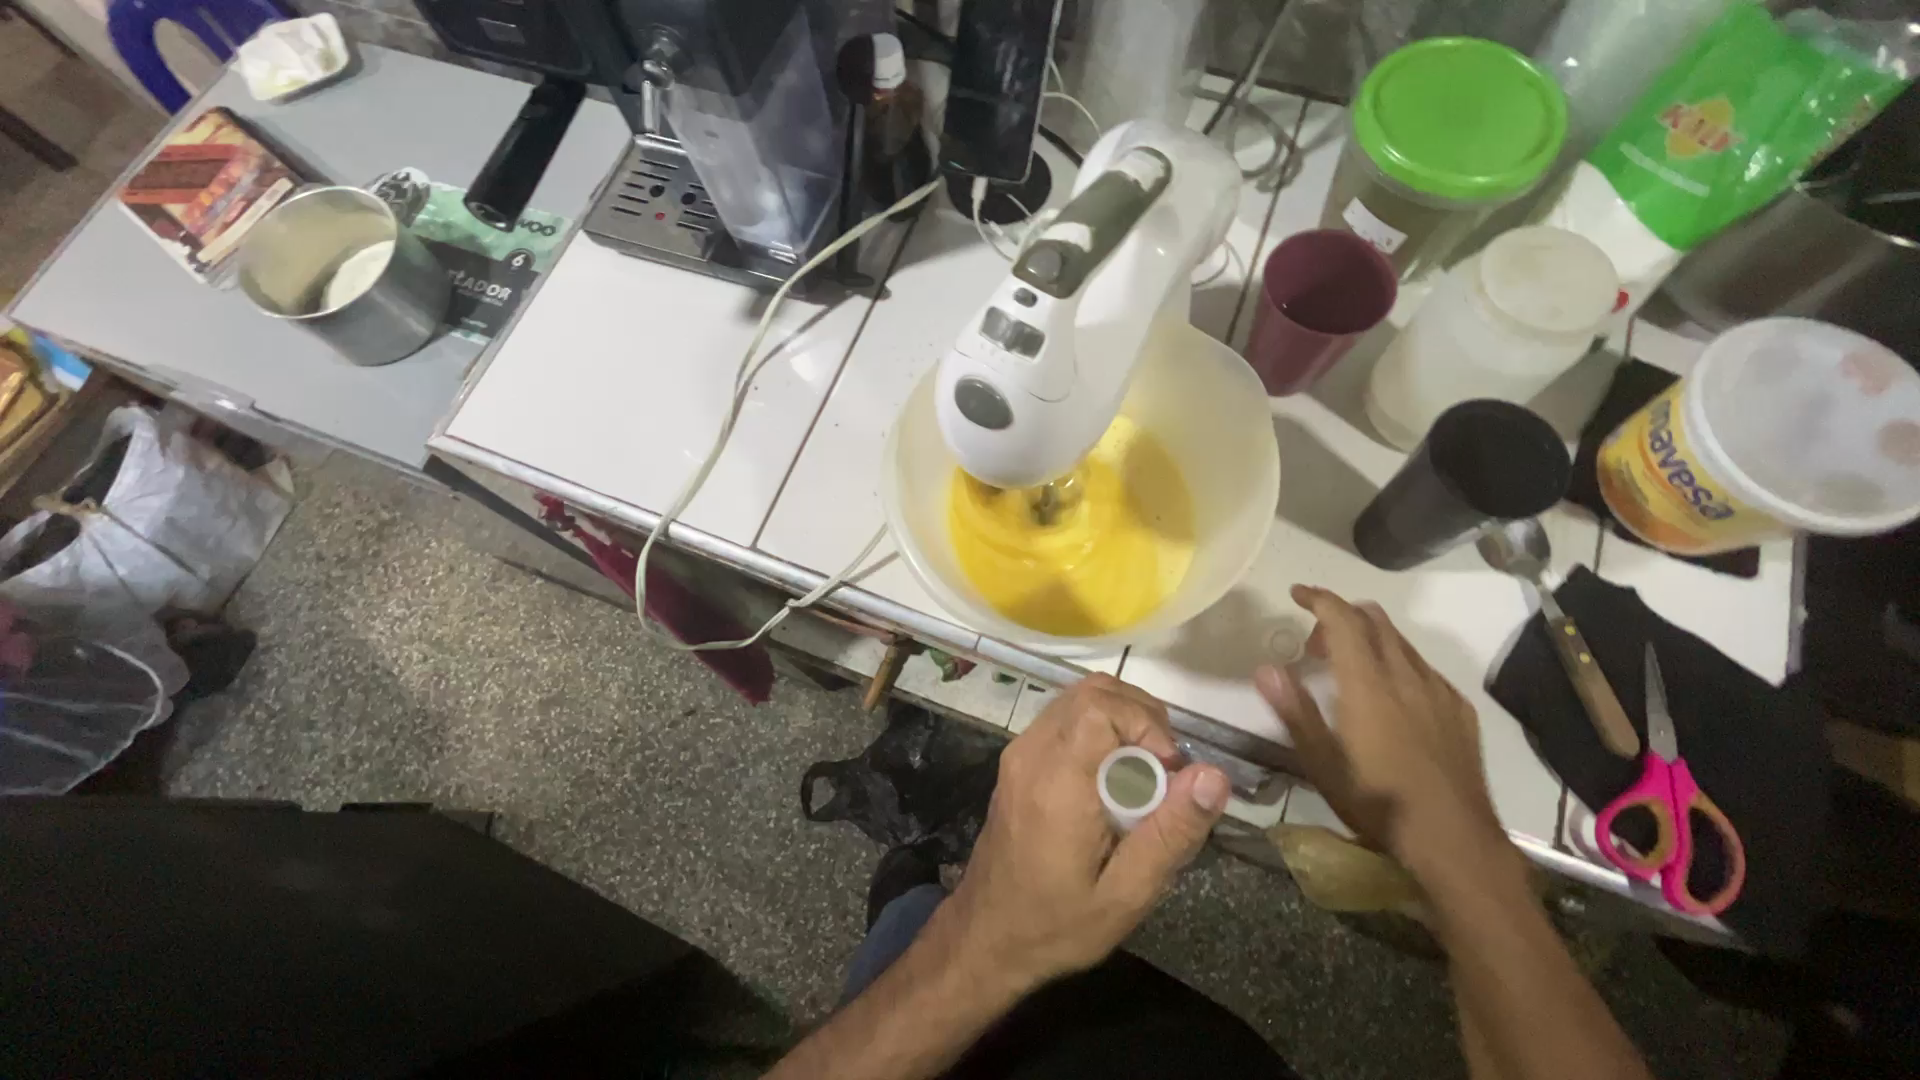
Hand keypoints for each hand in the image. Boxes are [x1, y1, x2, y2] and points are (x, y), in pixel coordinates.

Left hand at [943, 674, 1230, 990]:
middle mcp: (1032, 753)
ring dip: (1123, 720)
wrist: (987, 935)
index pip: (1100, 707)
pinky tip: (1116, 777)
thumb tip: (1214, 775)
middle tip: (1167, 770)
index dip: (1145, 723)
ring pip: (1078, 698)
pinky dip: (1100, 729)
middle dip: (1142, 716)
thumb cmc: (1056, 923)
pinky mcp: (1018, 760)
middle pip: (1092, 692)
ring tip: (1148, 773)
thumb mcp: (1126, 893)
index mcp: (1056, 781)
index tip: (1170, 770)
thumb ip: (1170, 832)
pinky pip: (1065, 719)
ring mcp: (1020, 752)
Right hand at [1256, 586, 1506, 881]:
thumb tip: (1265, 668)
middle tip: (1316, 642)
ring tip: (1349, 667)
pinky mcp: (1460, 710)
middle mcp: (1406, 677)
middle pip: (1375, 621)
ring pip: (1401, 642)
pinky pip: (1424, 668)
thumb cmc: (1376, 802)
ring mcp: (1439, 692)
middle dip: (1342, 616)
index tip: (1298, 594)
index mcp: (1368, 685)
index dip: (1319, 599)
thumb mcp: (1322, 762)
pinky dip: (1398, 662)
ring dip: (1370, 637)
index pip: (1344, 620)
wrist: (1454, 841)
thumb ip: (1294, 710)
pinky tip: (1391, 695)